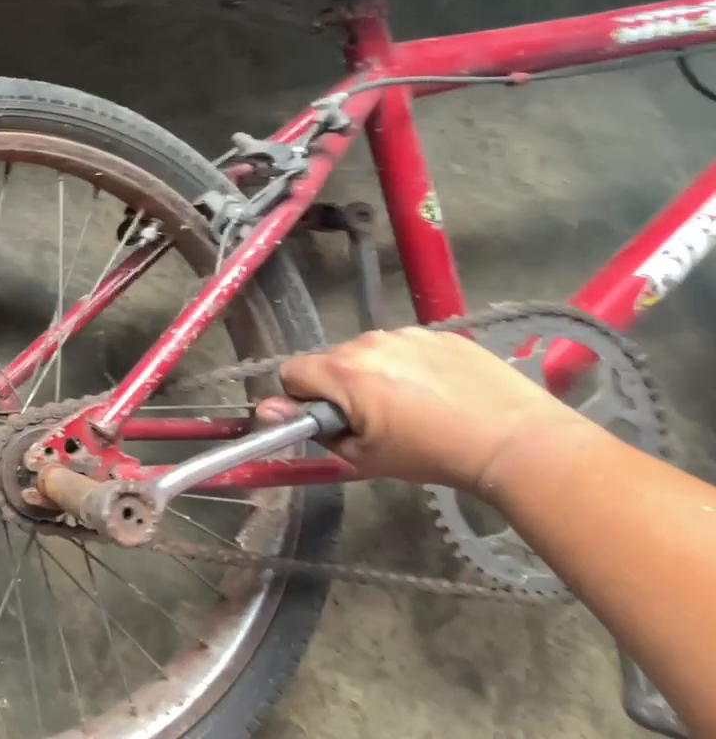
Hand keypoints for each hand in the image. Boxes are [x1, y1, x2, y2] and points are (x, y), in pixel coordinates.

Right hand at [257, 327, 587, 491]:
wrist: (523, 445)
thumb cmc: (435, 455)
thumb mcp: (364, 455)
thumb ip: (311, 429)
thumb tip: (265, 410)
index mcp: (342, 370)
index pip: (291, 372)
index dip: (303, 399)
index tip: (332, 421)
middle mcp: (367, 342)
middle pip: (331, 361)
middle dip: (342, 386)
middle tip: (378, 419)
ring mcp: (409, 334)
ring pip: (371, 353)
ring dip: (377, 373)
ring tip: (416, 406)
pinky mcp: (444, 334)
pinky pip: (410, 347)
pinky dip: (414, 366)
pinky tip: (443, 392)